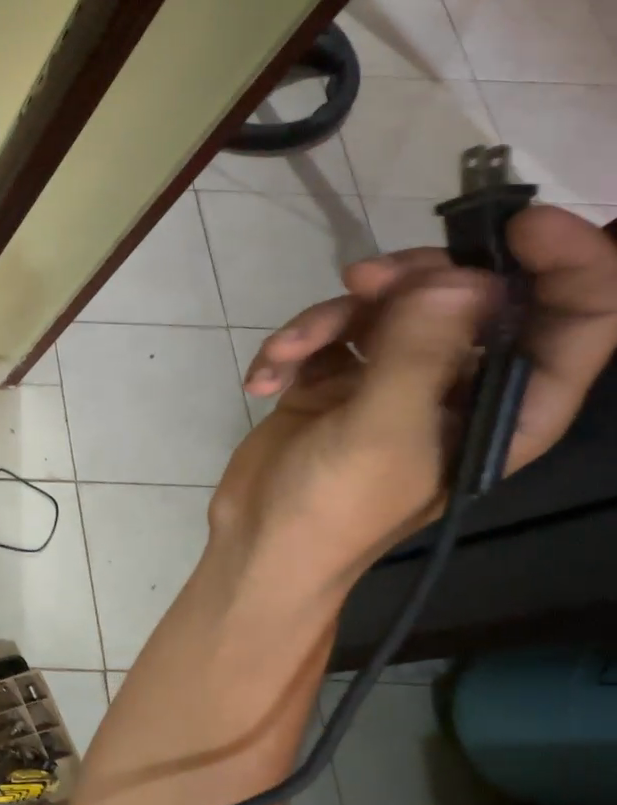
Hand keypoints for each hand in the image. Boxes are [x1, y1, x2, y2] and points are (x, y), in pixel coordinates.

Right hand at [212, 206, 616, 592]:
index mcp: (510, 401)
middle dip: (412, 280)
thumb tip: (453, 278)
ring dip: (327, 319)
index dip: (568, 260)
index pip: (579, 313)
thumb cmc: (337, 506)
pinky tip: (262, 381)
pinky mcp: (332, 384)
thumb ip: (419, 354)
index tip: (517, 226)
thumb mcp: (382, 435)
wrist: (259, 546)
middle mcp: (460, 381)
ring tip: (286, 350)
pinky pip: (324, 338)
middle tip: (362, 280)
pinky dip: (289, 349)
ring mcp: (391, 379)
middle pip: (467, 293)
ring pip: (383, 308)